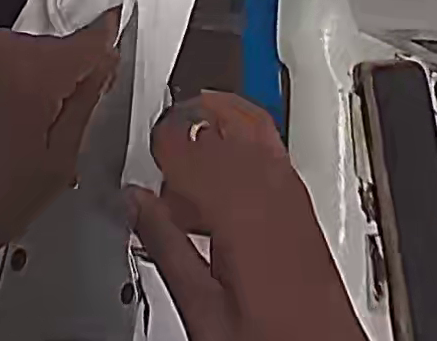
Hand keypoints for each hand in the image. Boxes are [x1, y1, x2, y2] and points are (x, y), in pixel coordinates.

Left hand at [0, 9, 119, 320]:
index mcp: (33, 72)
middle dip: (73, 74)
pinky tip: (12, 117)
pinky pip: (13, 53)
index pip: (91, 38)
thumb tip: (105, 63)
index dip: (110, 45)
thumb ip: (90, 99)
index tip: (118, 44)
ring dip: (45, 76)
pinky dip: (20, 76)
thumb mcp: (60, 160)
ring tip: (30, 125)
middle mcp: (3, 47)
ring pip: (39, 49)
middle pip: (63, 46)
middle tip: (64, 120)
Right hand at [127, 92, 365, 340]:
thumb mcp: (202, 307)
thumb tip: (135, 201)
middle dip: (185, 125)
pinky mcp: (300, 197)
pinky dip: (242, 131)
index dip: (161, 139)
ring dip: (216, 118)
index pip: (189, 147)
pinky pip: (269, 142)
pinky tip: (225, 155)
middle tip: (159, 142)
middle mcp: (268, 185)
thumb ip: (165, 245)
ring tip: (188, 135)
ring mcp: (289, 187)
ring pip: (249, 122)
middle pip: (220, 124)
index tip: (143, 144)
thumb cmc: (272, 339)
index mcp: (237, 206)